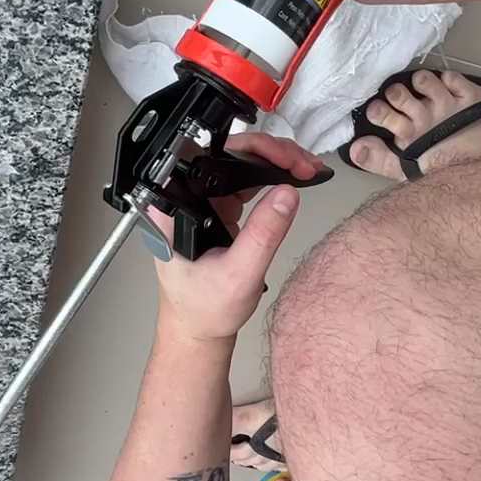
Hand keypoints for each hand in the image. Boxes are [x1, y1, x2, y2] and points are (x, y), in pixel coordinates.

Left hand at [151, 132, 324, 341]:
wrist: (198, 329)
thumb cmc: (205, 309)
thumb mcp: (240, 276)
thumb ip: (264, 235)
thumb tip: (287, 195)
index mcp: (174, 207)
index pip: (212, 158)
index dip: (252, 151)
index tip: (284, 159)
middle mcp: (184, 197)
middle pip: (230, 155)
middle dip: (273, 154)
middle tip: (305, 165)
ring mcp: (202, 200)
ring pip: (242, 164)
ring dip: (276, 162)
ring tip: (306, 169)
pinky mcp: (217, 206)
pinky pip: (247, 180)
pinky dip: (273, 176)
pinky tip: (293, 178)